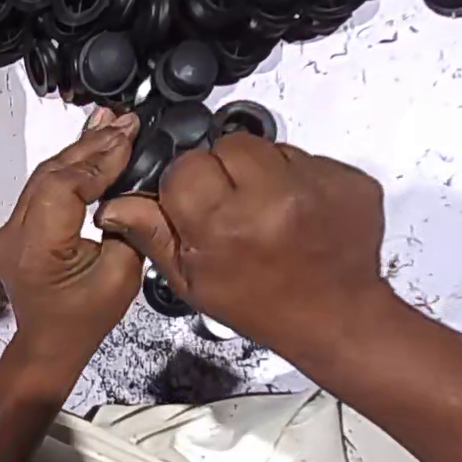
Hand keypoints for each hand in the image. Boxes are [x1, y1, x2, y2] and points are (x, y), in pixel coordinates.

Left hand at [0, 108, 142, 386]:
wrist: (50, 343)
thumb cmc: (84, 320)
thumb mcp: (121, 277)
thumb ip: (126, 226)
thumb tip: (129, 185)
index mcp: (37, 250)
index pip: (64, 187)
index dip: (98, 160)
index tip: (127, 138)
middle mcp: (13, 236)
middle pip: (51, 174)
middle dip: (91, 146)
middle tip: (124, 121)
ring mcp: (8, 231)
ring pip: (43, 177)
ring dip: (78, 151)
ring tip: (108, 123)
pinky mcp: (13, 229)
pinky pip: (40, 190)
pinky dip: (66, 168)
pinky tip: (86, 147)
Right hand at [96, 133, 397, 359]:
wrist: (332, 316)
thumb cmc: (260, 306)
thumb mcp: (191, 281)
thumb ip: (152, 235)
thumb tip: (116, 207)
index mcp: (224, 225)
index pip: (184, 166)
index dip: (184, 186)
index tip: (194, 207)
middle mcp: (271, 198)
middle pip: (225, 145)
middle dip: (220, 172)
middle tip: (231, 210)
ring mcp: (314, 184)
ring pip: (265, 146)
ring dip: (258, 172)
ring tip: (264, 212)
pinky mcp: (346, 177)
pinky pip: (303, 156)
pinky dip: (293, 178)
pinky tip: (293, 211)